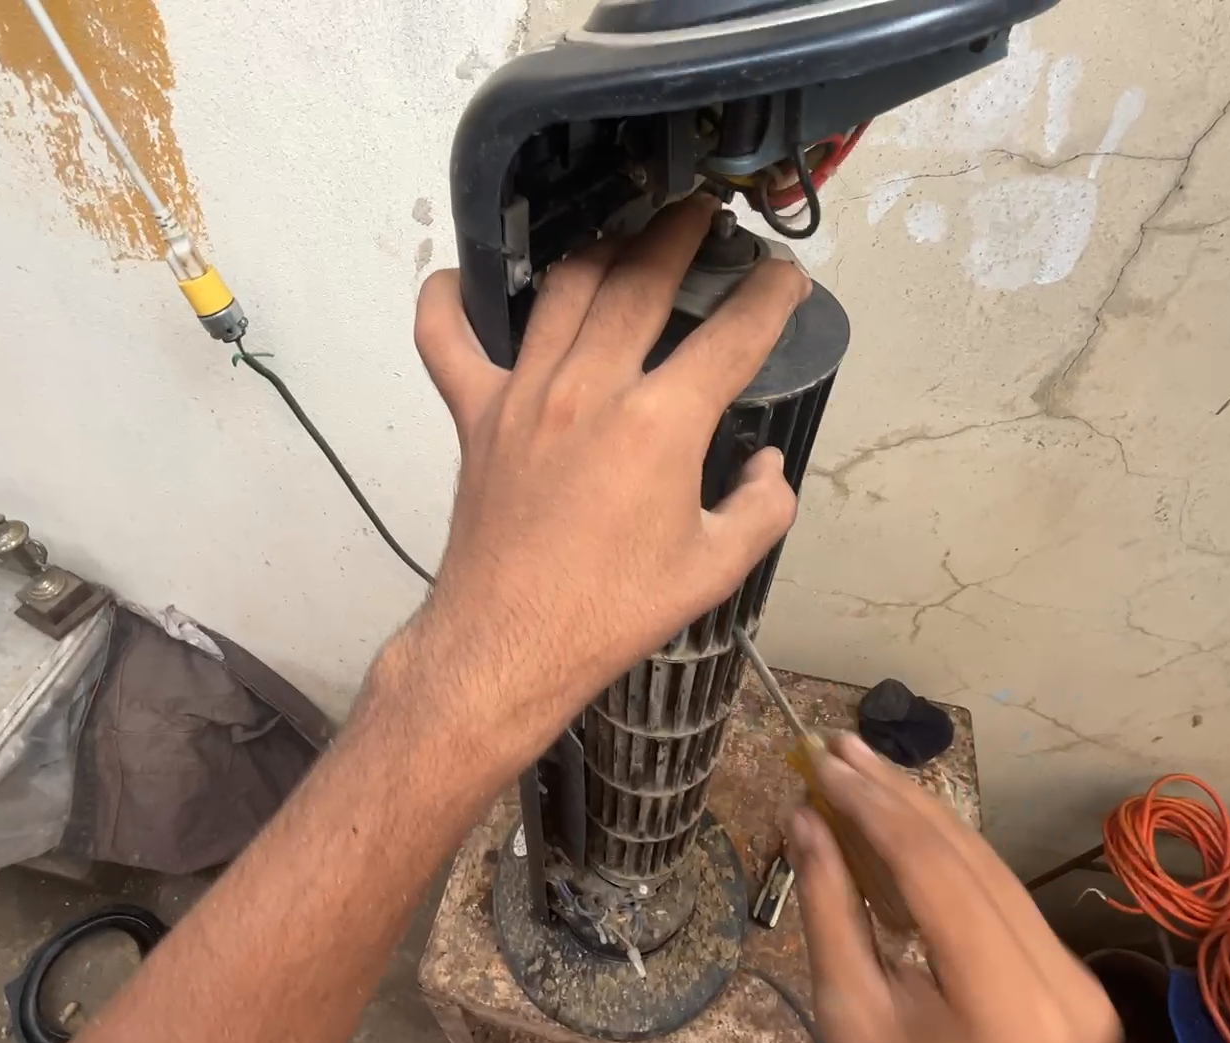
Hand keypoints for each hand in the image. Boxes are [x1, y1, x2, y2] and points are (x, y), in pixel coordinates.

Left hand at [409, 195, 809, 760]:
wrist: (512, 643)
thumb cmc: (614, 611)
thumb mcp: (716, 569)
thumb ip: (762, 507)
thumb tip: (765, 465)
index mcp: (661, 423)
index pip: (734, 333)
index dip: (771, 296)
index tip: (785, 278)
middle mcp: (591, 387)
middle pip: (643, 279)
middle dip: (683, 232)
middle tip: (702, 213)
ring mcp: (524, 393)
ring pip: (562, 288)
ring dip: (601, 248)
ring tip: (624, 236)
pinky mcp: (474, 414)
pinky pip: (443, 338)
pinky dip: (446, 301)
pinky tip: (460, 280)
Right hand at [792, 735, 1121, 1042]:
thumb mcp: (847, 1008)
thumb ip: (826, 904)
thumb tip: (801, 816)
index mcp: (1010, 1000)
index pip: (933, 868)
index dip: (872, 805)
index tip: (822, 762)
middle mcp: (1062, 977)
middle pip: (965, 854)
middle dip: (893, 792)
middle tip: (837, 745)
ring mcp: (1074, 974)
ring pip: (984, 861)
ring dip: (916, 810)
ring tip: (859, 766)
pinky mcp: (1066, 972)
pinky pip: (994, 888)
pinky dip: (940, 847)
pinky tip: (898, 814)